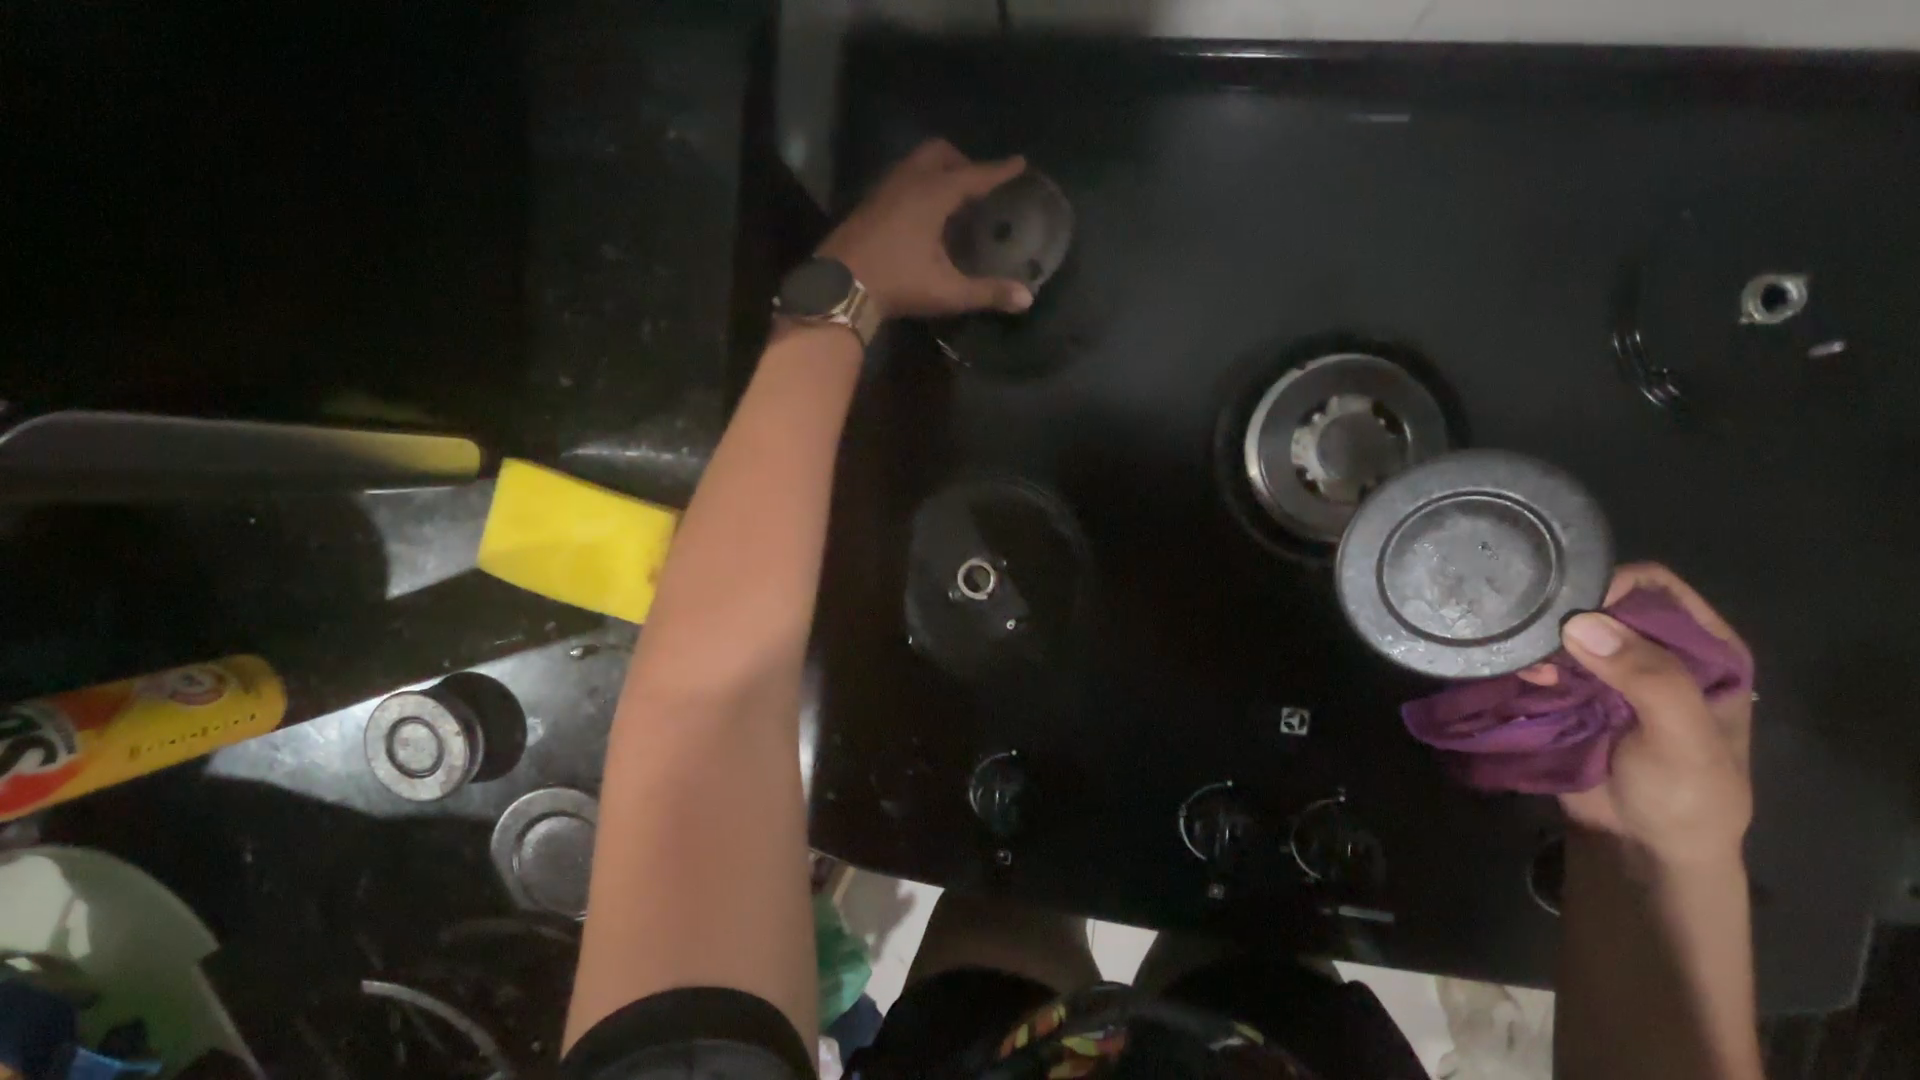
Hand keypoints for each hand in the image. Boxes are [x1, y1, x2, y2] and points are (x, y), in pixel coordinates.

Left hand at [817, 139, 1034, 319]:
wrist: (838, 287)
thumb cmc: (897, 284)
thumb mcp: (947, 291)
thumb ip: (987, 292)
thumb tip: (1027, 299)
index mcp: (932, 194)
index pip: (974, 175)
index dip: (999, 170)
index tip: (1019, 163)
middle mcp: (908, 182)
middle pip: (939, 153)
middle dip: (962, 161)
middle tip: (978, 183)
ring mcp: (883, 190)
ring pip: (916, 163)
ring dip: (937, 171)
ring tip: (952, 197)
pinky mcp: (868, 204)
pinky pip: (900, 180)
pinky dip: (918, 184)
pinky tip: (921, 214)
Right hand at [1521, 563, 1754, 869]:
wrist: (1640, 848)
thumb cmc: (1686, 796)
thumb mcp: (1685, 738)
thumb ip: (1650, 679)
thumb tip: (1582, 623)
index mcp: (1702, 651)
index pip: (1655, 588)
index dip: (1616, 585)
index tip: (1574, 605)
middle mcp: (1651, 652)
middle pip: (1601, 604)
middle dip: (1568, 615)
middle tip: (1538, 634)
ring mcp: (1606, 675)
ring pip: (1564, 633)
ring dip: (1541, 643)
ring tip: (1527, 664)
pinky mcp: (1566, 696)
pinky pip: (1541, 664)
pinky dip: (1526, 665)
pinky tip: (1519, 677)